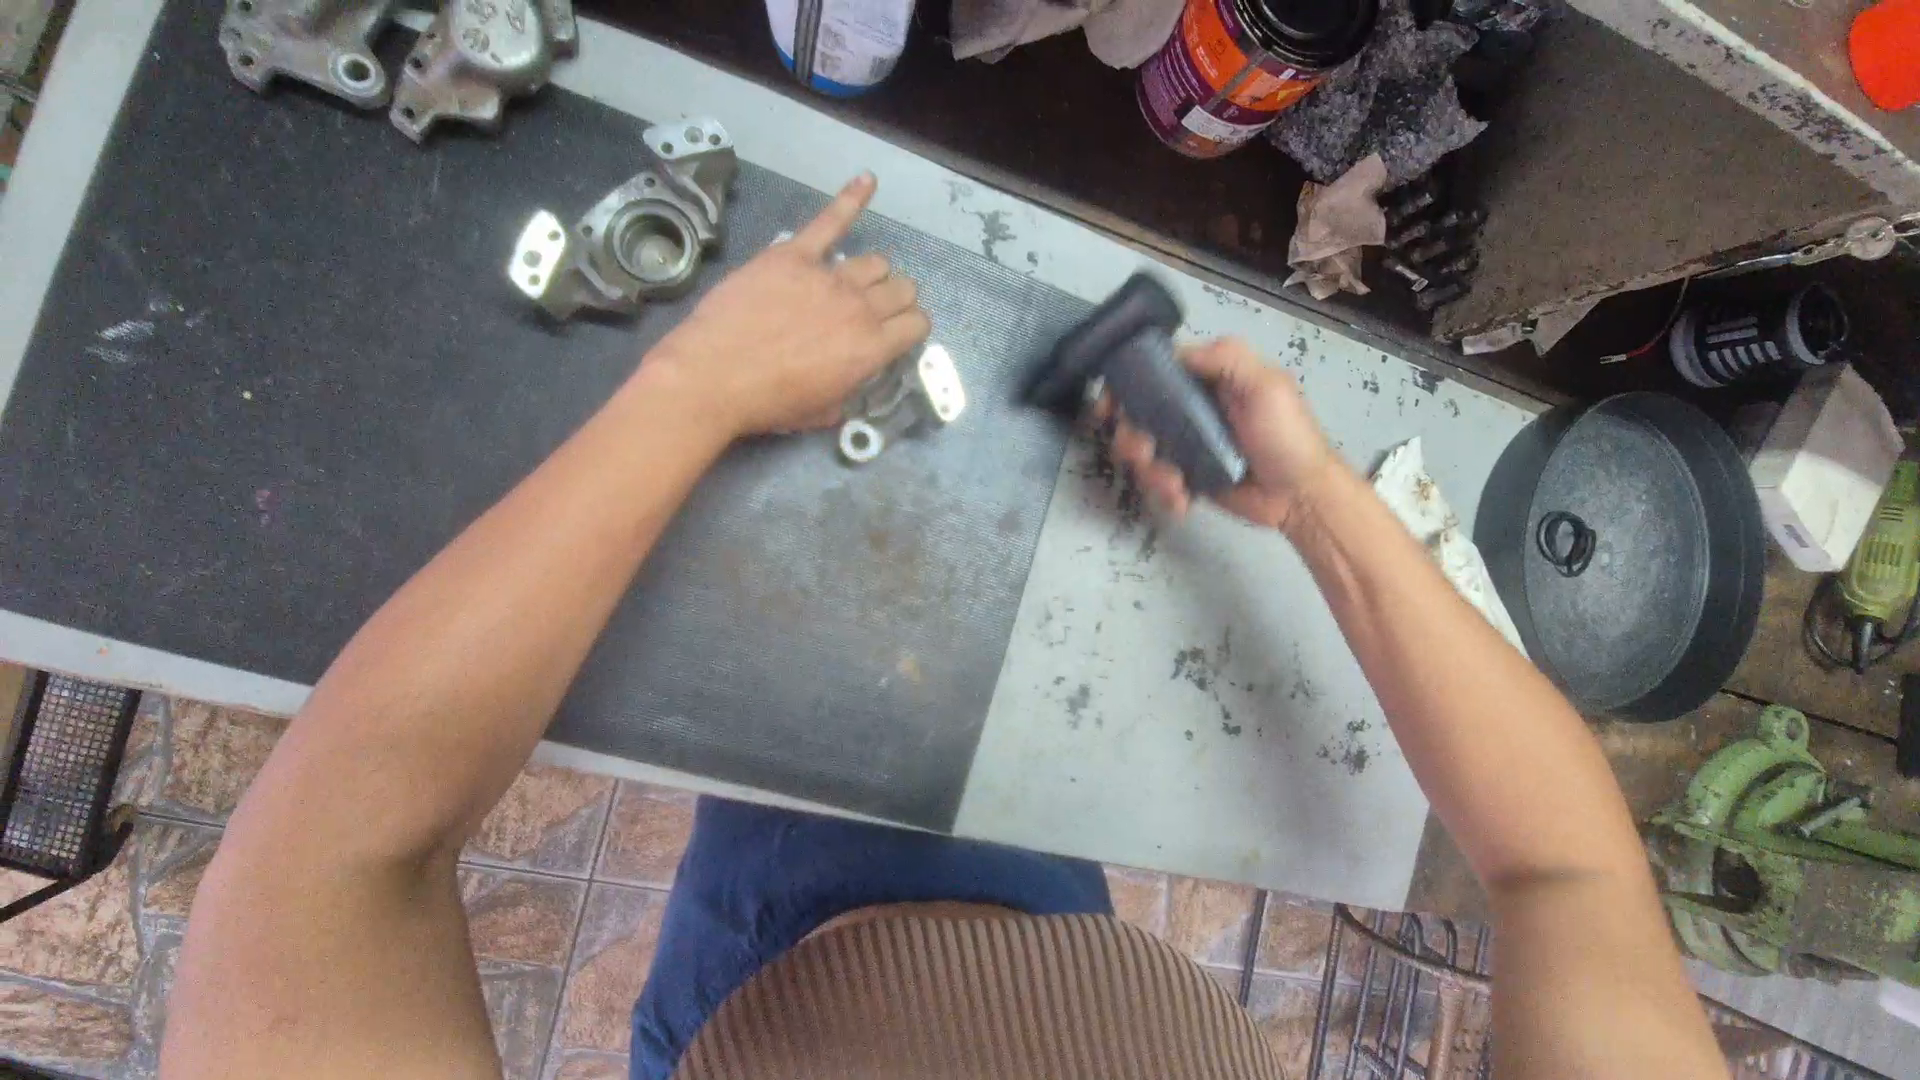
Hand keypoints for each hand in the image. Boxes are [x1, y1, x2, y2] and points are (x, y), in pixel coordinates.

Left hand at [646, 173, 931, 437]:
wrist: (714, 377)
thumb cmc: (768, 404)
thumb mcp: (822, 412)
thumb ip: (849, 389)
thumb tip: (853, 376)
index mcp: (871, 350)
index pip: (917, 324)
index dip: (911, 329)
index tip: (897, 334)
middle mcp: (860, 308)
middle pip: (902, 288)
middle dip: (897, 300)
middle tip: (876, 311)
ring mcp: (827, 277)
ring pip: (875, 261)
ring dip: (874, 273)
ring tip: (856, 282)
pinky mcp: (793, 256)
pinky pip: (829, 221)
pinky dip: (852, 198)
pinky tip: (868, 180)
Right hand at [1106, 337, 1341, 533]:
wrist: (1300, 497)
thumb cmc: (1287, 436)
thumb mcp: (1266, 386)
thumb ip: (1225, 359)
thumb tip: (1176, 351)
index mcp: (1206, 380)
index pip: (1153, 372)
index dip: (1124, 387)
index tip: (1109, 408)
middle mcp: (1190, 409)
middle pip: (1135, 416)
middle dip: (1130, 437)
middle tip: (1144, 453)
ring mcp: (1186, 445)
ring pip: (1141, 453)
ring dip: (1149, 471)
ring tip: (1173, 484)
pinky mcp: (1187, 478)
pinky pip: (1157, 482)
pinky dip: (1164, 494)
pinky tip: (1183, 501)